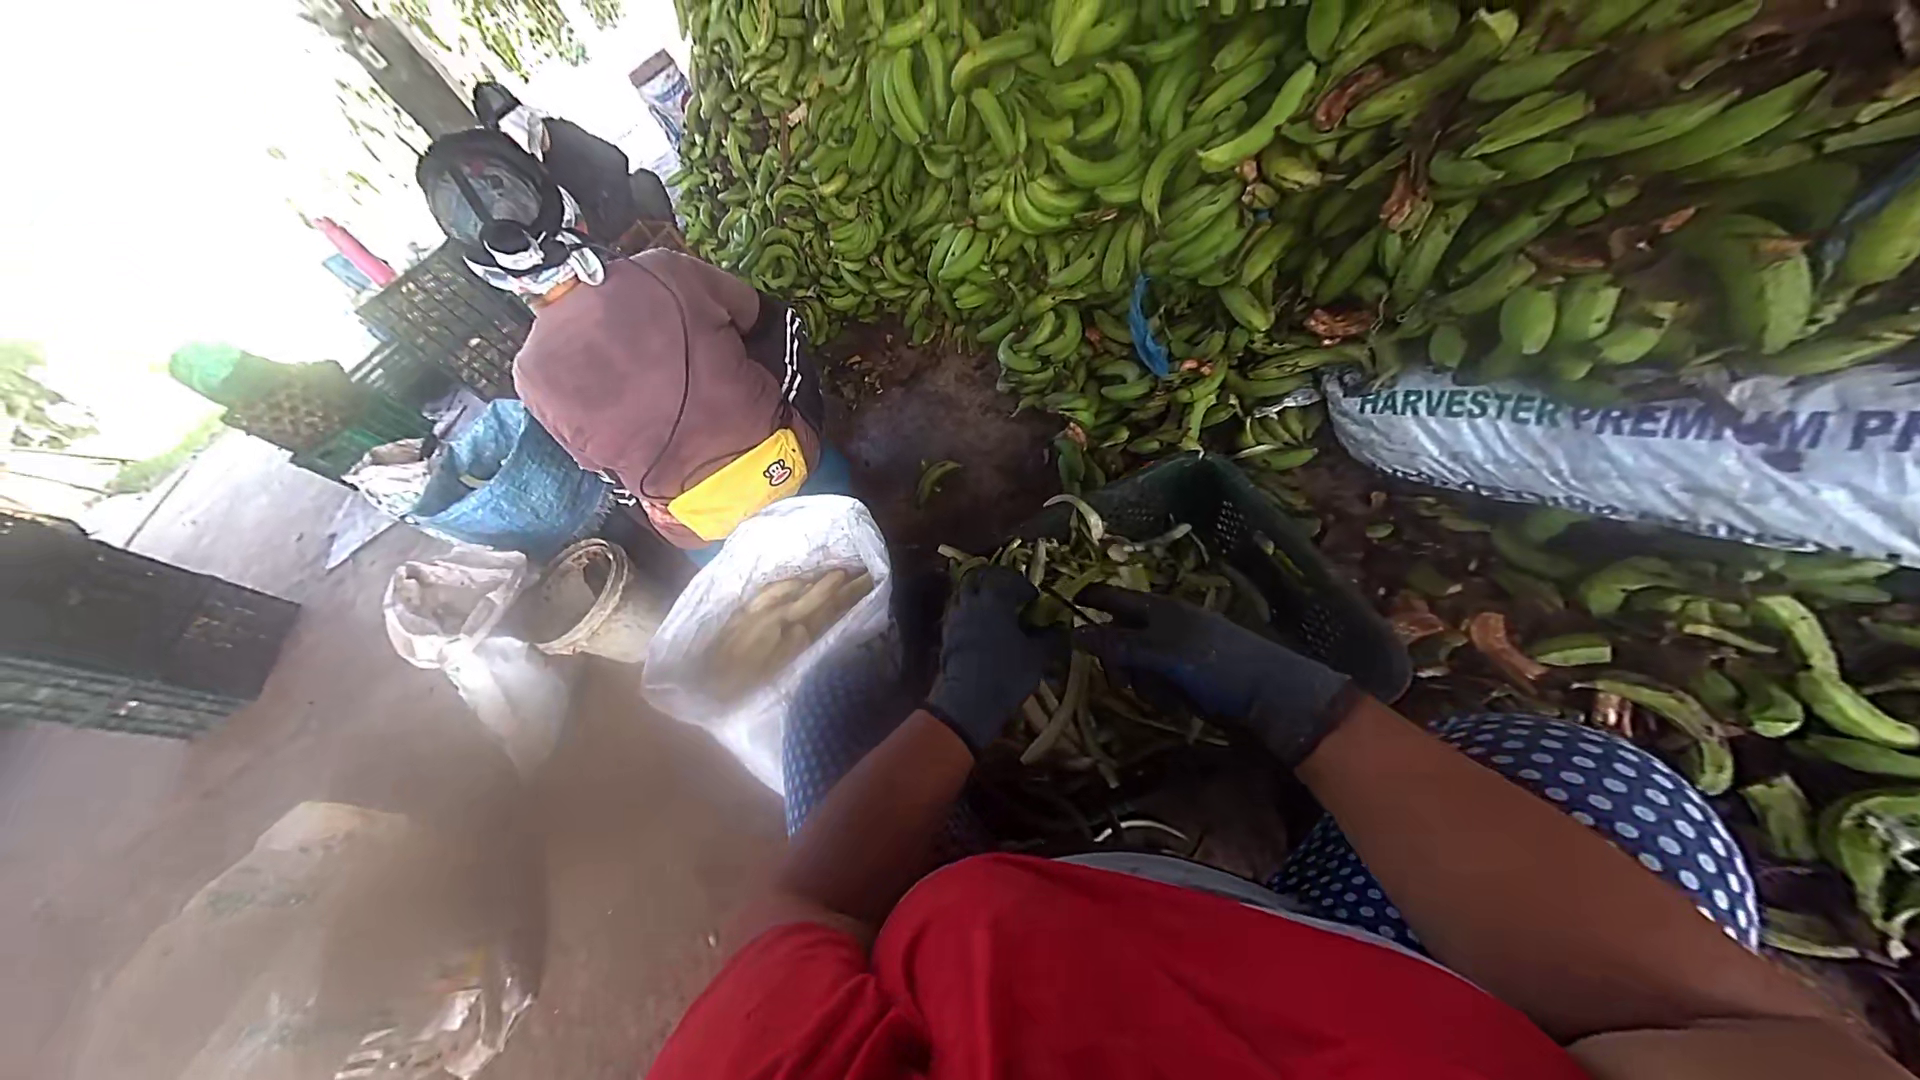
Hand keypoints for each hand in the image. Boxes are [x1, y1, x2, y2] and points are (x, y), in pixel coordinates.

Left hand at [923, 566, 1058, 754]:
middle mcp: (971, 602)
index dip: (1022, 585)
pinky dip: (969, 615)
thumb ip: (1050, 638)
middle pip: (979, 579)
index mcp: (994, 598)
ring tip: (994, 612)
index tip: (1033, 598)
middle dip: (995, 582)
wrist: (967, 701)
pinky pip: (957, 614)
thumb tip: (1061, 628)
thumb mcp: (1037, 656)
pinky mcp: (945, 636)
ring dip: (979, 597)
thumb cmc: (1006, 673)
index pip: (1007, 578)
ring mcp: (954, 618)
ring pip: (964, 595)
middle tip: (1009, 595)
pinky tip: (980, 631)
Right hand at [1072, 584, 1356, 766]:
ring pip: (1138, 664)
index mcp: (1159, 608)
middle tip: (1123, 683)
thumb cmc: (1215, 664)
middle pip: (1121, 636)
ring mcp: (1179, 648)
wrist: (1270, 694)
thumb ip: (1118, 644)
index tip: (1068, 609)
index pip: (1113, 597)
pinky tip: (1179, 704)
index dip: (1090, 600)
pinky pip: (1159, 681)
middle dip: (1119, 662)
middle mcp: (1166, 623)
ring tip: (1163, 698)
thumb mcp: (1161, 653)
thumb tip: (1073, 634)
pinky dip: (1162, 694)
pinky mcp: (1190, 673)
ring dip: (1143, 683)